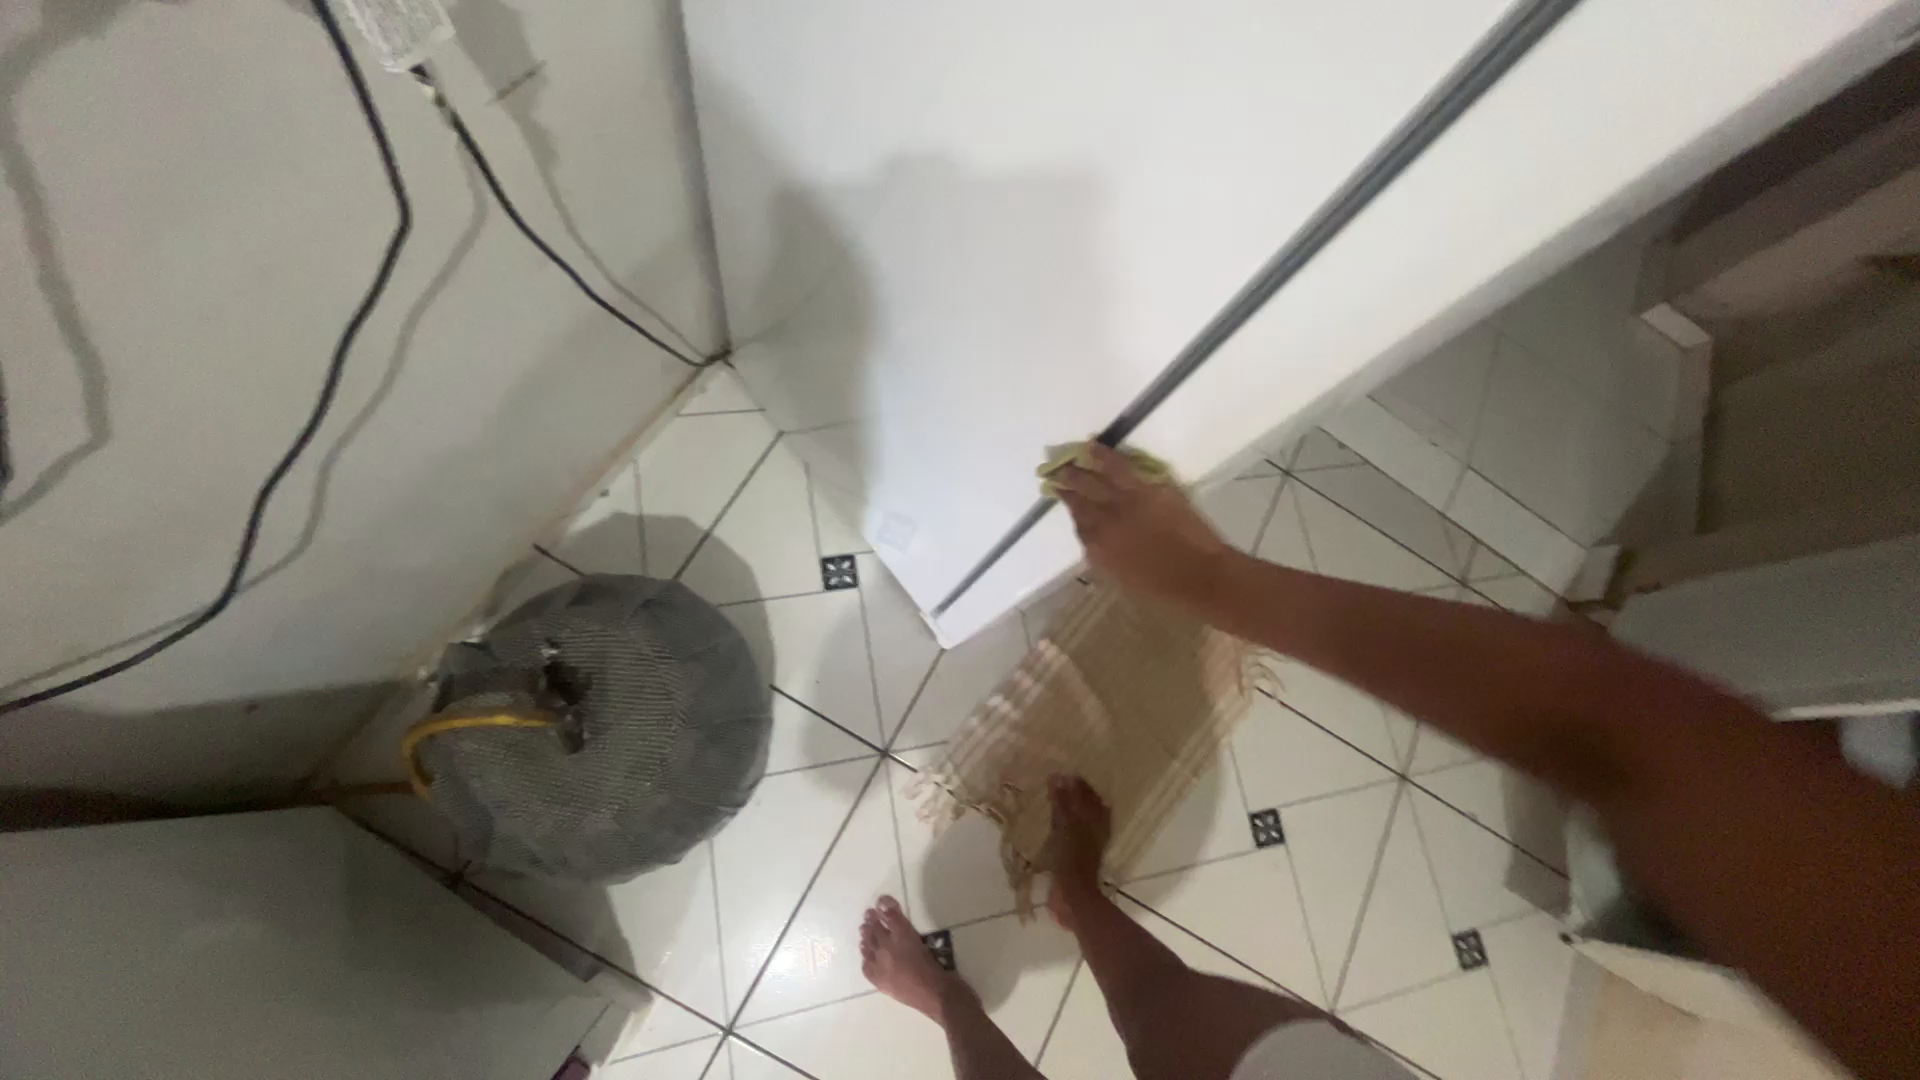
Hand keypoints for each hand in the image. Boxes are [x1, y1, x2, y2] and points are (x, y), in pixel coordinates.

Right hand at [1051, 443, 1233, 605]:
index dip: (1072, 511)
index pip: (1080, 526)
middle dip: (1067, 486)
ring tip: (1074, 455)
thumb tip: (1099, 544)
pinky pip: (1119, 468)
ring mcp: (1124, 504)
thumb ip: (1107, 558)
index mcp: (1099, 551)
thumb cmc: (1165, 589)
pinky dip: (1105, 456)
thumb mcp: (1124, 580)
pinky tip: (1095, 449)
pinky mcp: (1145, 489)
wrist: (1200, 577)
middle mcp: (1104, 524)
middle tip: (1057, 475)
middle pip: (1080, 501)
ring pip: (1095, 480)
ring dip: (1081, 468)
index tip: (1065, 500)